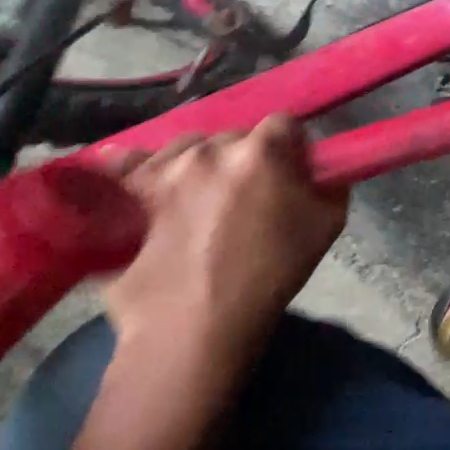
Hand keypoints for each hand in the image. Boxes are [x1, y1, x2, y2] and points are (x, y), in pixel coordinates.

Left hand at [101, 115, 346, 364]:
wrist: (192, 326)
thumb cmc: (270, 276)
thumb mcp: (328, 226)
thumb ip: (329, 183)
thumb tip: (320, 168)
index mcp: (263, 152)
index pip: (284, 123)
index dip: (290, 146)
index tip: (291, 171)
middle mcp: (209, 148)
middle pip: (233, 136)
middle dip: (242, 157)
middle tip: (244, 194)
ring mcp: (159, 168)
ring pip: (186, 148)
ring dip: (196, 165)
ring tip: (196, 200)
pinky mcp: (119, 192)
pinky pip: (127, 160)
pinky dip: (140, 168)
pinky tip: (148, 186)